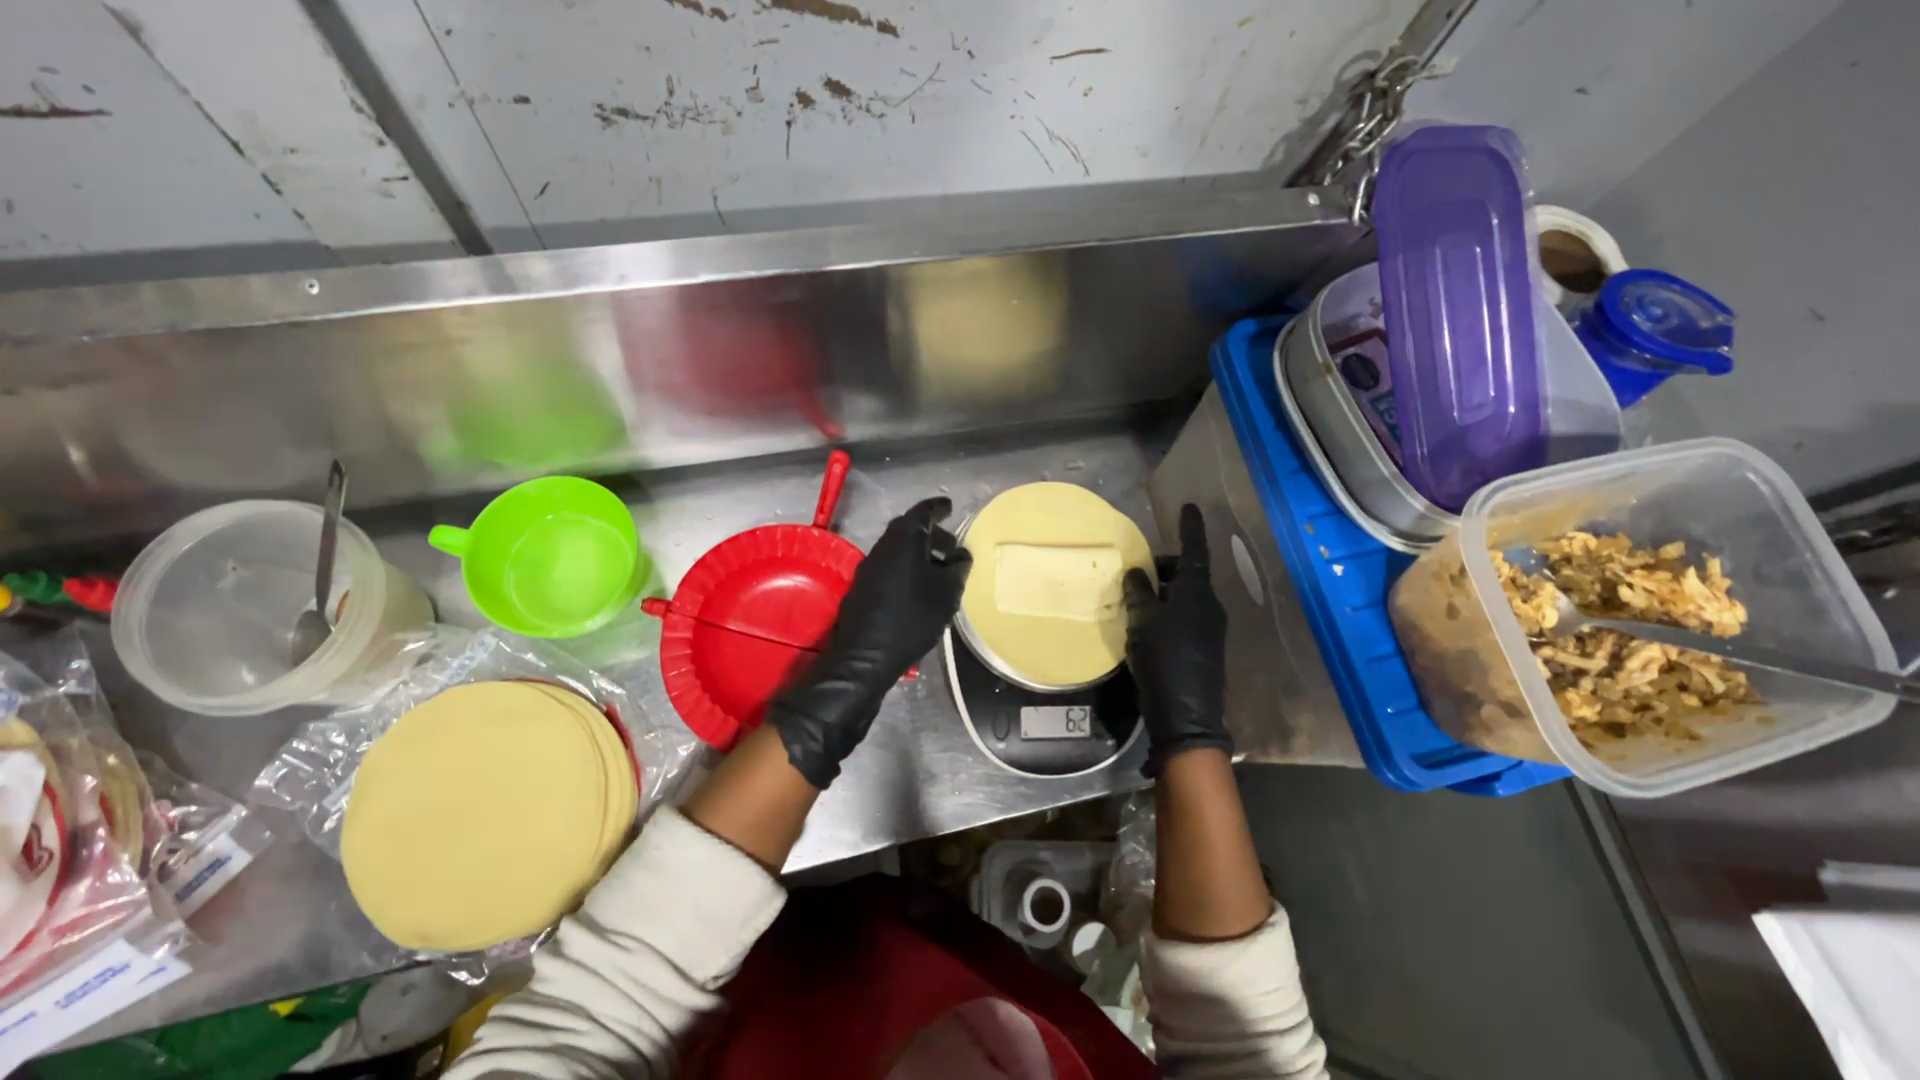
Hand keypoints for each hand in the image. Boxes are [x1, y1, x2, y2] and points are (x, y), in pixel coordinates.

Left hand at [770, 497, 972, 788]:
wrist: (865, 655)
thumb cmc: (912, 617)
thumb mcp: (947, 593)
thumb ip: (957, 568)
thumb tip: (960, 554)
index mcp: (904, 538)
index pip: (924, 511)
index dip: (939, 508)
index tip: (950, 507)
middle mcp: (883, 545)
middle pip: (909, 529)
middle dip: (932, 534)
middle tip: (952, 547)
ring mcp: (869, 566)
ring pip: (899, 550)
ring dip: (919, 554)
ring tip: (939, 572)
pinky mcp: (863, 587)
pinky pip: (890, 567)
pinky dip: (907, 569)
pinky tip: (919, 589)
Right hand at [1123, 503, 1230, 777]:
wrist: (1187, 714)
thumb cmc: (1164, 659)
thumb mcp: (1142, 622)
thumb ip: (1139, 593)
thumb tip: (1136, 573)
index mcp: (1197, 592)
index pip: (1194, 550)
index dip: (1190, 527)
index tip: (1189, 507)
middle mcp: (1209, 605)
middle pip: (1187, 574)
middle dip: (1163, 567)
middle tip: (1136, 573)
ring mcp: (1210, 627)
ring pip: (1185, 597)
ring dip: (1162, 593)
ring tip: (1134, 602)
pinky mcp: (1204, 647)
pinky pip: (1185, 617)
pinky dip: (1166, 612)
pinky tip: (1145, 626)